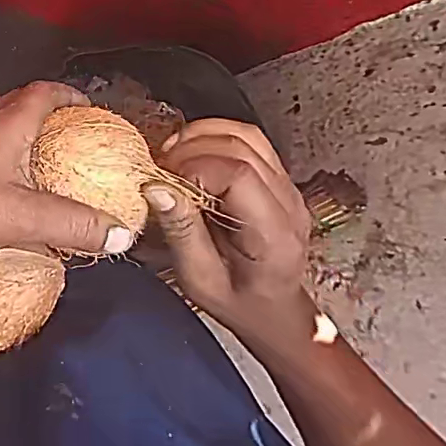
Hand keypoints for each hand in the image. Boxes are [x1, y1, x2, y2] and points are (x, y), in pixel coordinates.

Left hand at [0, 82, 137, 255]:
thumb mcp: (24, 217)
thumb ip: (73, 226)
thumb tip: (114, 233)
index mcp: (9, 125)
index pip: (46, 91)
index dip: (71, 95)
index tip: (88, 105)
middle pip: (25, 104)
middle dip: (53, 114)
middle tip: (72, 133)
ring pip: (3, 126)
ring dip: (28, 136)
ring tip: (47, 162)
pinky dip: (6, 159)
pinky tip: (10, 189)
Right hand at [147, 119, 318, 344]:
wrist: (275, 310)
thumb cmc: (239, 302)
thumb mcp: (200, 280)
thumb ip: (181, 232)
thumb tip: (156, 189)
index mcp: (273, 235)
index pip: (238, 175)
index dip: (194, 168)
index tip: (164, 180)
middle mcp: (288, 203)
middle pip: (242, 147)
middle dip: (192, 149)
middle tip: (161, 167)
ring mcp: (287, 187)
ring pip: (247, 135)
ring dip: (202, 136)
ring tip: (172, 157)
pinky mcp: (278, 178)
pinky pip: (249, 140)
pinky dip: (214, 137)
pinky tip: (191, 152)